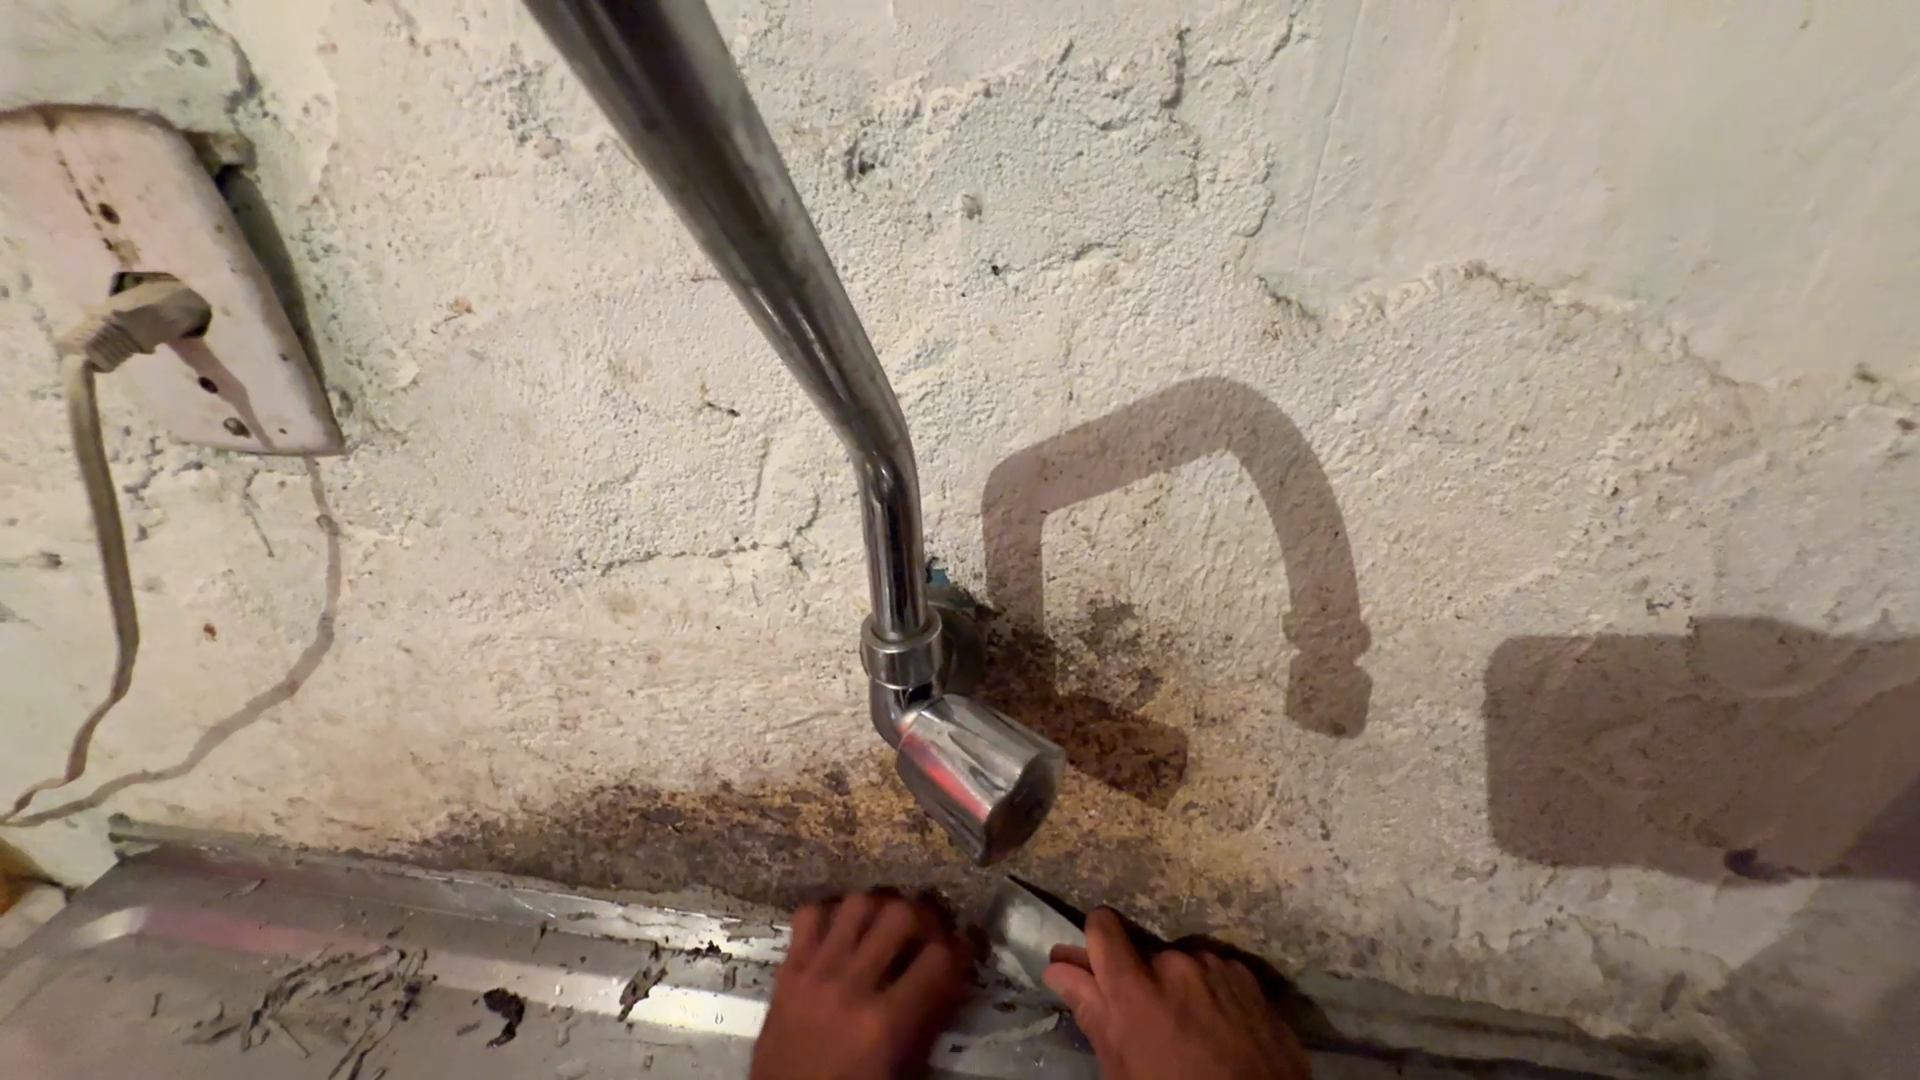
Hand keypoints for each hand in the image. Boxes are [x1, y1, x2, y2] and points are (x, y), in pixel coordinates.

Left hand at [751, 891, 972, 1079]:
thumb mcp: (902, 1071)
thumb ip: (930, 1022)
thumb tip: (958, 979)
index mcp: (884, 1024)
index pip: (938, 959)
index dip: (960, 949)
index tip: (963, 947)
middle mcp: (851, 987)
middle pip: (899, 915)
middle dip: (923, 916)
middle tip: (926, 929)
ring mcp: (816, 973)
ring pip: (857, 904)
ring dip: (878, 908)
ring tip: (884, 924)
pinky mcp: (788, 970)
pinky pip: (809, 915)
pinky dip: (829, 914)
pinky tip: (841, 930)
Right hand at [1043, 908, 1310, 1079]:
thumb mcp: (1123, 1071)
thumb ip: (1091, 1010)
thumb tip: (1057, 969)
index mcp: (1136, 987)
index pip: (1102, 925)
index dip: (1096, 940)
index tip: (1099, 964)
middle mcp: (1175, 963)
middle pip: (1144, 951)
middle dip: (1142, 978)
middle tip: (1152, 1022)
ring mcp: (1216, 967)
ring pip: (1182, 962)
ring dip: (1180, 986)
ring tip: (1193, 1030)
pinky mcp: (1249, 977)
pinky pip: (1217, 972)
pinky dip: (1213, 993)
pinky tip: (1222, 1029)